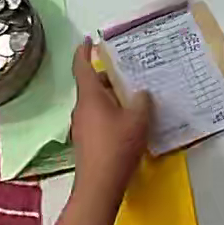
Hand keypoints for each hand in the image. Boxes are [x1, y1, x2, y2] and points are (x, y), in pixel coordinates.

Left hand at [69, 40, 151, 196]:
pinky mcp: (86, 141)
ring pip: (96, 103)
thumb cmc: (116, 146)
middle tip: (129, 71)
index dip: (84, 51)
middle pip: (92, 85)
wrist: (99, 184)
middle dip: (109, 77)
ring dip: (112, 96)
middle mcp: (81, 108)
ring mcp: (81, 125)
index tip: (88, 40)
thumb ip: (142, 101)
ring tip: (135, 95)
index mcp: (89, 96)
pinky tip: (129, 121)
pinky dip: (111, 113)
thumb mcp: (137, 119)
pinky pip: (98, 118)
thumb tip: (141, 93)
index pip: (82, 66)